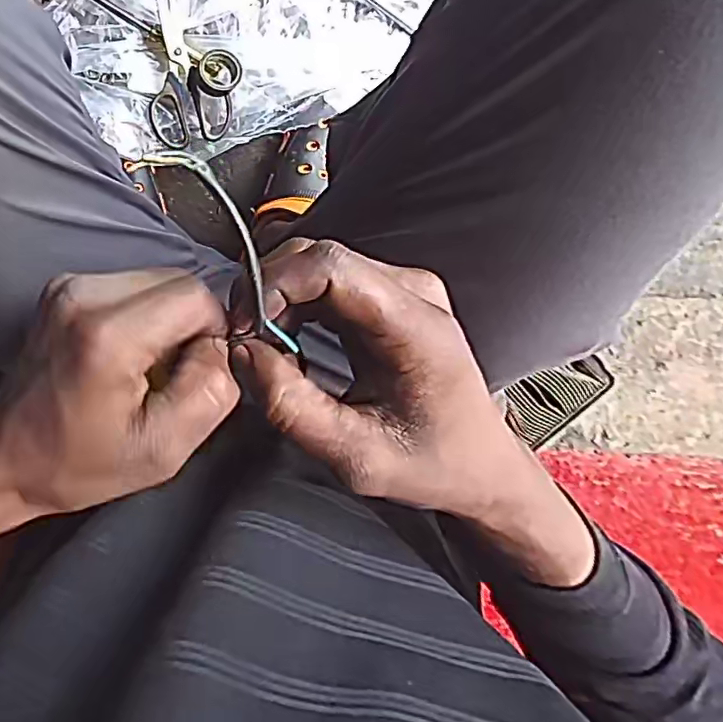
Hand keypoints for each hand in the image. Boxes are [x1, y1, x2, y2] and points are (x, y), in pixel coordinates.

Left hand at [0, 269, 240, 548]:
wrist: (8, 452)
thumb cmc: (74, 460)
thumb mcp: (163, 448)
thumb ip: (212, 390)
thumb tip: (222, 345)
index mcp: (108, 335)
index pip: (196, 295)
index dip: (211, 332)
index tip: (195, 369)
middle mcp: (84, 296)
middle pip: (178, 280)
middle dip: (189, 324)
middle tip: (168, 372)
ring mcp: (70, 285)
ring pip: (157, 278)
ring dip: (165, 318)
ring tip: (141, 364)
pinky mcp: (66, 285)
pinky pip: (131, 283)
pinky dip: (142, 313)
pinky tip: (123, 352)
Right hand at [230, 240, 593, 584]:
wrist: (479, 466)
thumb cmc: (435, 465)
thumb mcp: (358, 457)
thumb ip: (293, 407)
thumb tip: (243, 353)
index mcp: (417, 325)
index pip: (330, 265)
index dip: (276, 284)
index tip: (247, 324)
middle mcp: (411, 291)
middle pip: (315, 255)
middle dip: (267, 290)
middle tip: (245, 337)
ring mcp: (397, 287)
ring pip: (312, 261)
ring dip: (274, 295)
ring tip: (263, 342)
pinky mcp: (380, 293)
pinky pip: (319, 278)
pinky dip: (289, 301)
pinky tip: (284, 337)